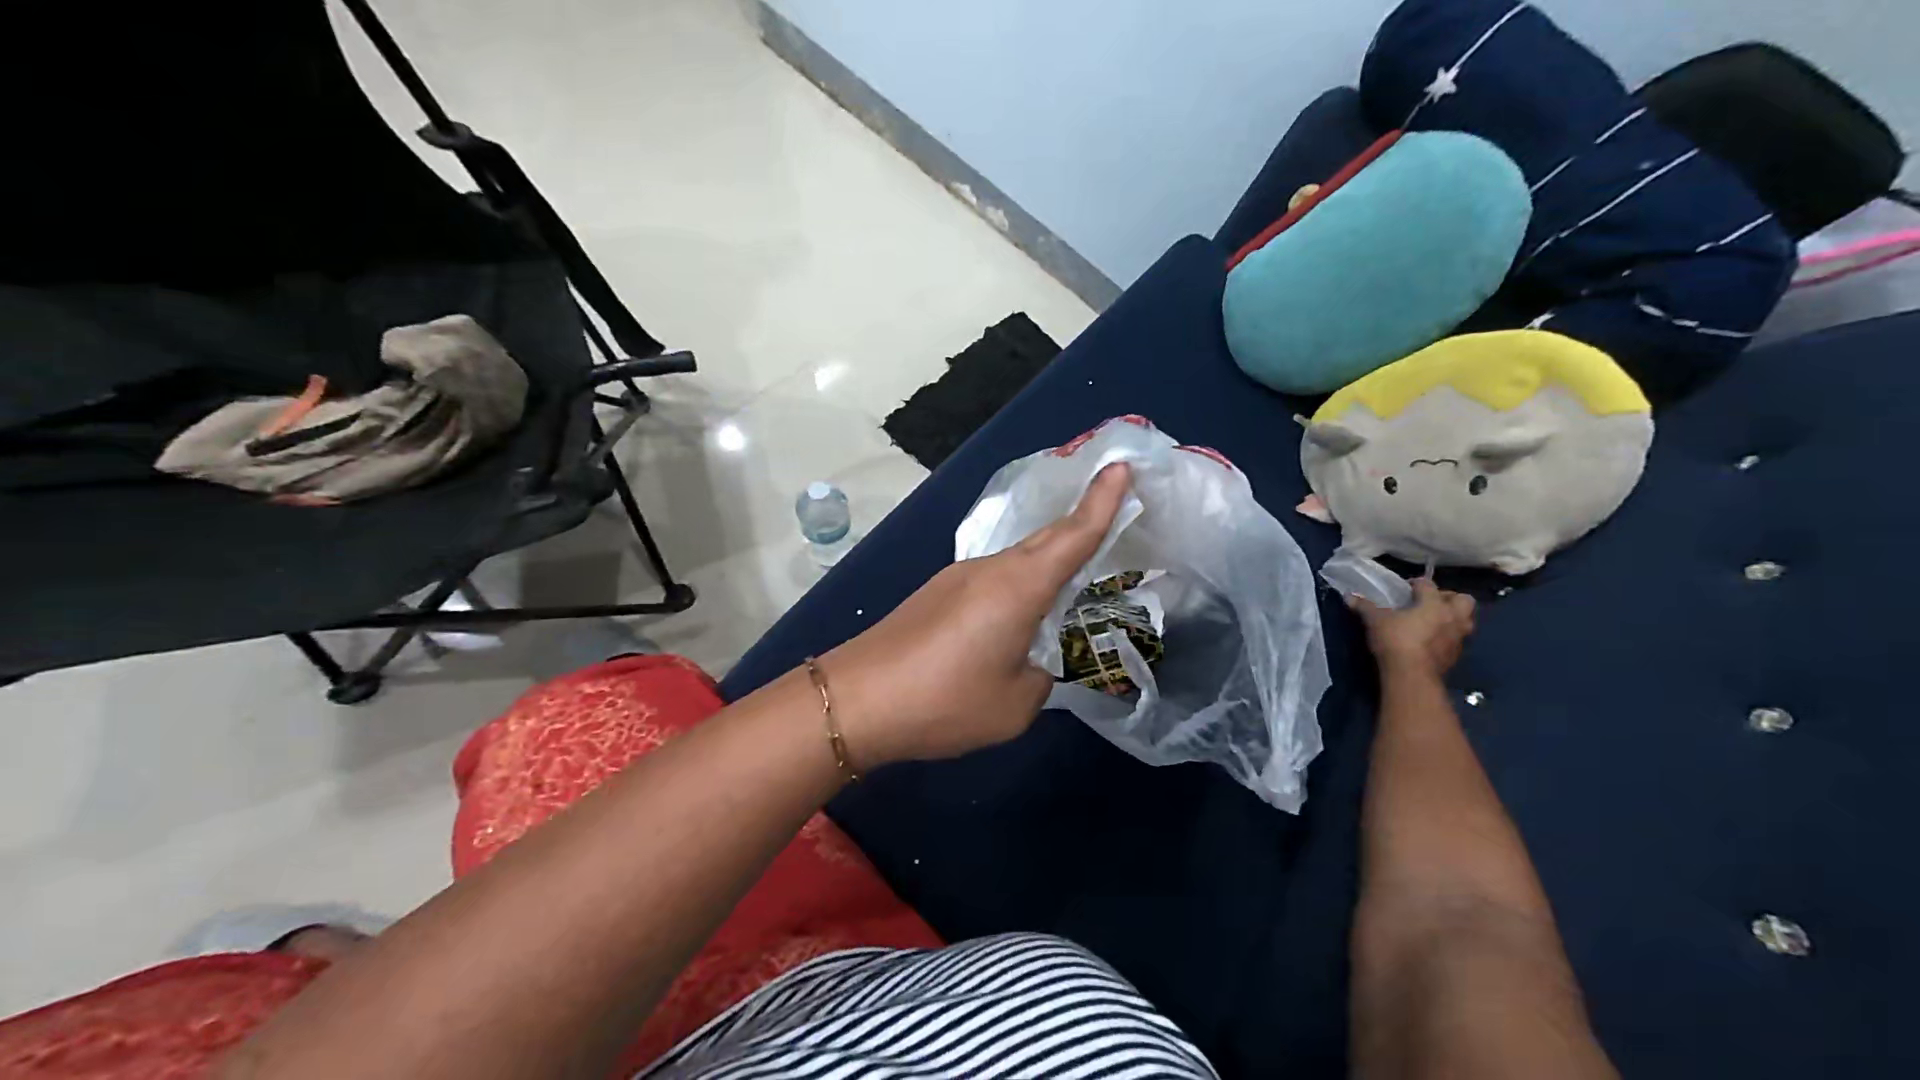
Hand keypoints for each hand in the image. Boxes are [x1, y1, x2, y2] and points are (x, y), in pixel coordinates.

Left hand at [819, 463, 1131, 768]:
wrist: (856, 701)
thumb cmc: (944, 701)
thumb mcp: (1013, 705)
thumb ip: (1037, 677)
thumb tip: (1029, 661)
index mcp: (1018, 587)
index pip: (1072, 534)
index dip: (1102, 501)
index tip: (1122, 465)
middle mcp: (989, 570)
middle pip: (1045, 538)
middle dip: (1081, 521)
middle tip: (1114, 511)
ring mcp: (956, 578)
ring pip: (1016, 561)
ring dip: (1046, 561)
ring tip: (1074, 579)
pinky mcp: (935, 594)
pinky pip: (991, 580)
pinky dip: (1017, 585)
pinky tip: (1017, 614)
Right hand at [1351, 577, 1475, 678]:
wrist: (1412, 675)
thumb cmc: (1395, 640)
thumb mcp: (1375, 621)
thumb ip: (1364, 607)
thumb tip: (1348, 596)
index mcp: (1434, 604)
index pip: (1428, 585)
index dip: (1416, 584)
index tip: (1404, 589)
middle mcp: (1452, 617)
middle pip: (1463, 599)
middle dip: (1449, 598)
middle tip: (1429, 603)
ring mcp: (1457, 637)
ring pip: (1466, 620)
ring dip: (1454, 617)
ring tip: (1434, 621)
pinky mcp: (1456, 655)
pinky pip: (1457, 639)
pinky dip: (1447, 636)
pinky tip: (1431, 640)